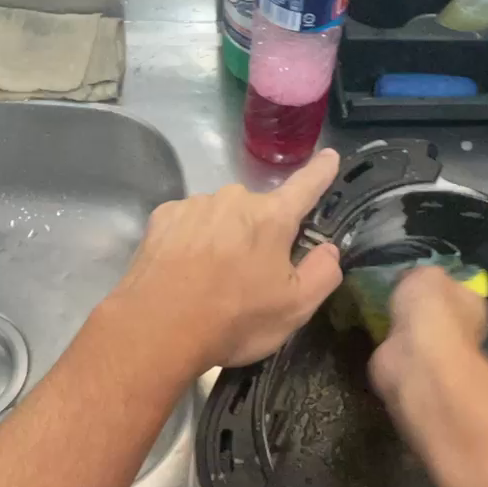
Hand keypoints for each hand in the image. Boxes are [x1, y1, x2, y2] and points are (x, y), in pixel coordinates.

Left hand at [109, 149, 343, 370]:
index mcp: (272, 217)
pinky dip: (192, 241)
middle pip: (259, 212)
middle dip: (261, 235)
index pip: (306, 186)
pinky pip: (189, 223)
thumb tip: (328, 250)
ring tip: (212, 279)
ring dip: (224, 238)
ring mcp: (194, 205)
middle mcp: (233, 199)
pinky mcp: (162, 218)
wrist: (158, 330)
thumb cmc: (235, 320)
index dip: (321, 172)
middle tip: (251, 276)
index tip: (330, 157)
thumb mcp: (295, 308)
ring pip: (221, 217)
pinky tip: (185, 271)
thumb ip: (323, 273)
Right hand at [369, 266, 487, 403]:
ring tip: (373, 309)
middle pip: (435, 313)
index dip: (439, 282)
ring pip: (413, 333)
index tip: (414, 276)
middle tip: (389, 292)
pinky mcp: (409, 369)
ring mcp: (433, 354)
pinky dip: (384, 343)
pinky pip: (395, 350)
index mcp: (472, 304)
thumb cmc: (431, 311)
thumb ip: (421, 273)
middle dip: (415, 306)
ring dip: (397, 326)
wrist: (414, 359)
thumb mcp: (426, 274)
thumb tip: (411, 280)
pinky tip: (370, 332)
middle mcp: (458, 330)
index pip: (459, 289)